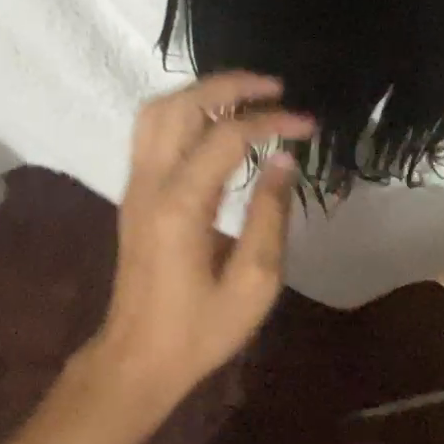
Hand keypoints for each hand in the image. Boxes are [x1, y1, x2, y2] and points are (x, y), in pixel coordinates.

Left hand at [85, 72, 314, 407]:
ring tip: (248, 97)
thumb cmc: (201, 329)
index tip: (309, 125)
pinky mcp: (134, 193)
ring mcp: (135, 185)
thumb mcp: (254, 282)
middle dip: (230, 84)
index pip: (227, 135)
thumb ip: (270, 214)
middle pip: (181, 105)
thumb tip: (284, 158)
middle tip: (275, 88)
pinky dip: (187, 111)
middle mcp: (150, 183)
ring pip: (158, 111)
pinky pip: (153, 130)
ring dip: (203, 92)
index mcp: (181, 205)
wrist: (137, 360)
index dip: (272, 120)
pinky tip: (218, 123)